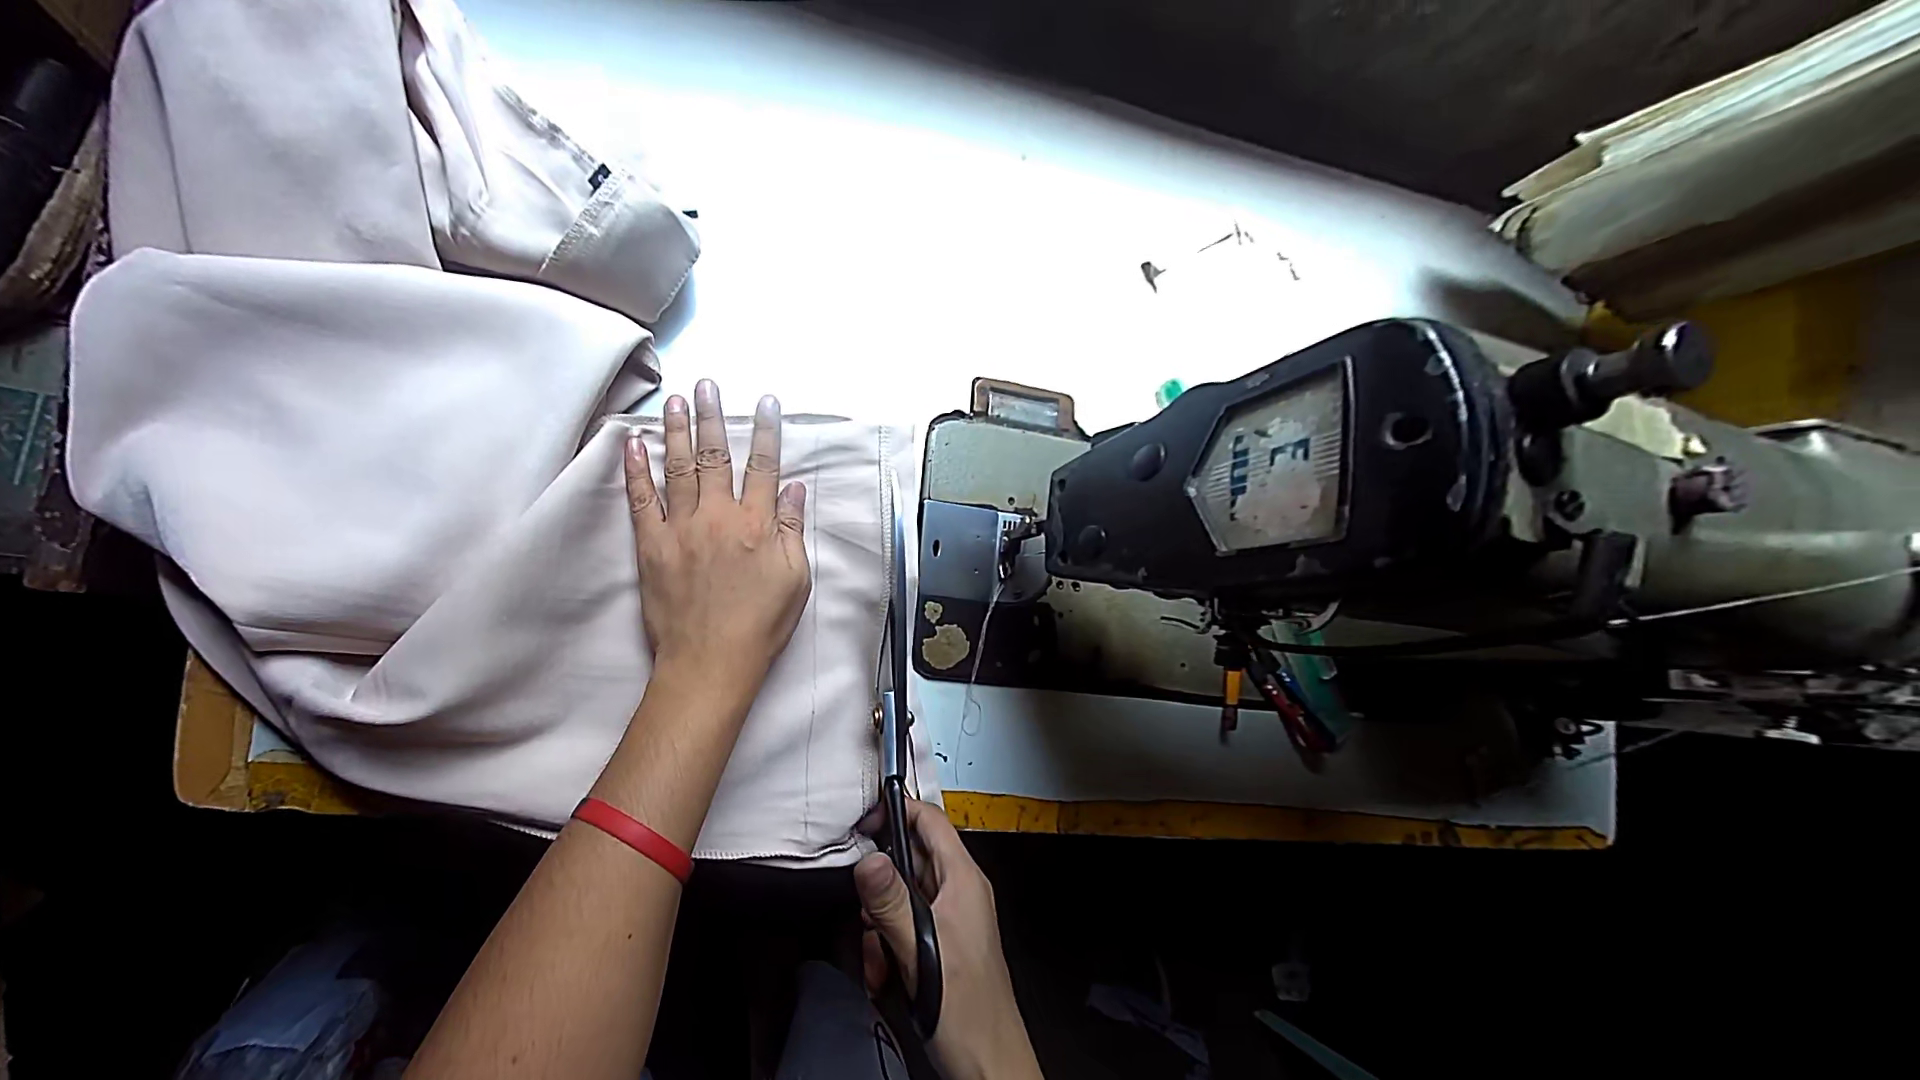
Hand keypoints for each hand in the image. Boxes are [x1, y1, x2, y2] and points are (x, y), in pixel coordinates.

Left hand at [624, 379, 810, 694]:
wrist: (712, 661)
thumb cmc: (760, 624)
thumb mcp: (795, 578)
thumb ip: (792, 529)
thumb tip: (792, 489)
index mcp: (757, 525)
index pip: (764, 467)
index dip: (767, 432)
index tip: (768, 403)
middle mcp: (718, 517)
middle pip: (716, 457)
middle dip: (714, 417)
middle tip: (709, 386)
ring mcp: (682, 529)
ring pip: (679, 468)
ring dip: (677, 431)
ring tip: (677, 400)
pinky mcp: (652, 546)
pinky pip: (641, 500)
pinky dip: (636, 470)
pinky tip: (634, 444)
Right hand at [855, 799, 1042, 1079]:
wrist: (988, 1062)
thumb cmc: (969, 1011)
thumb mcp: (920, 949)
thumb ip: (891, 902)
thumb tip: (869, 859)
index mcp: (962, 878)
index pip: (929, 820)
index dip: (897, 812)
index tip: (866, 821)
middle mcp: (958, 889)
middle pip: (908, 859)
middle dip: (881, 887)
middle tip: (870, 915)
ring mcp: (951, 914)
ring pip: (902, 894)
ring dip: (881, 924)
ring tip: (883, 958)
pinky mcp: (942, 937)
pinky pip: (906, 922)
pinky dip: (889, 942)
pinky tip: (889, 971)